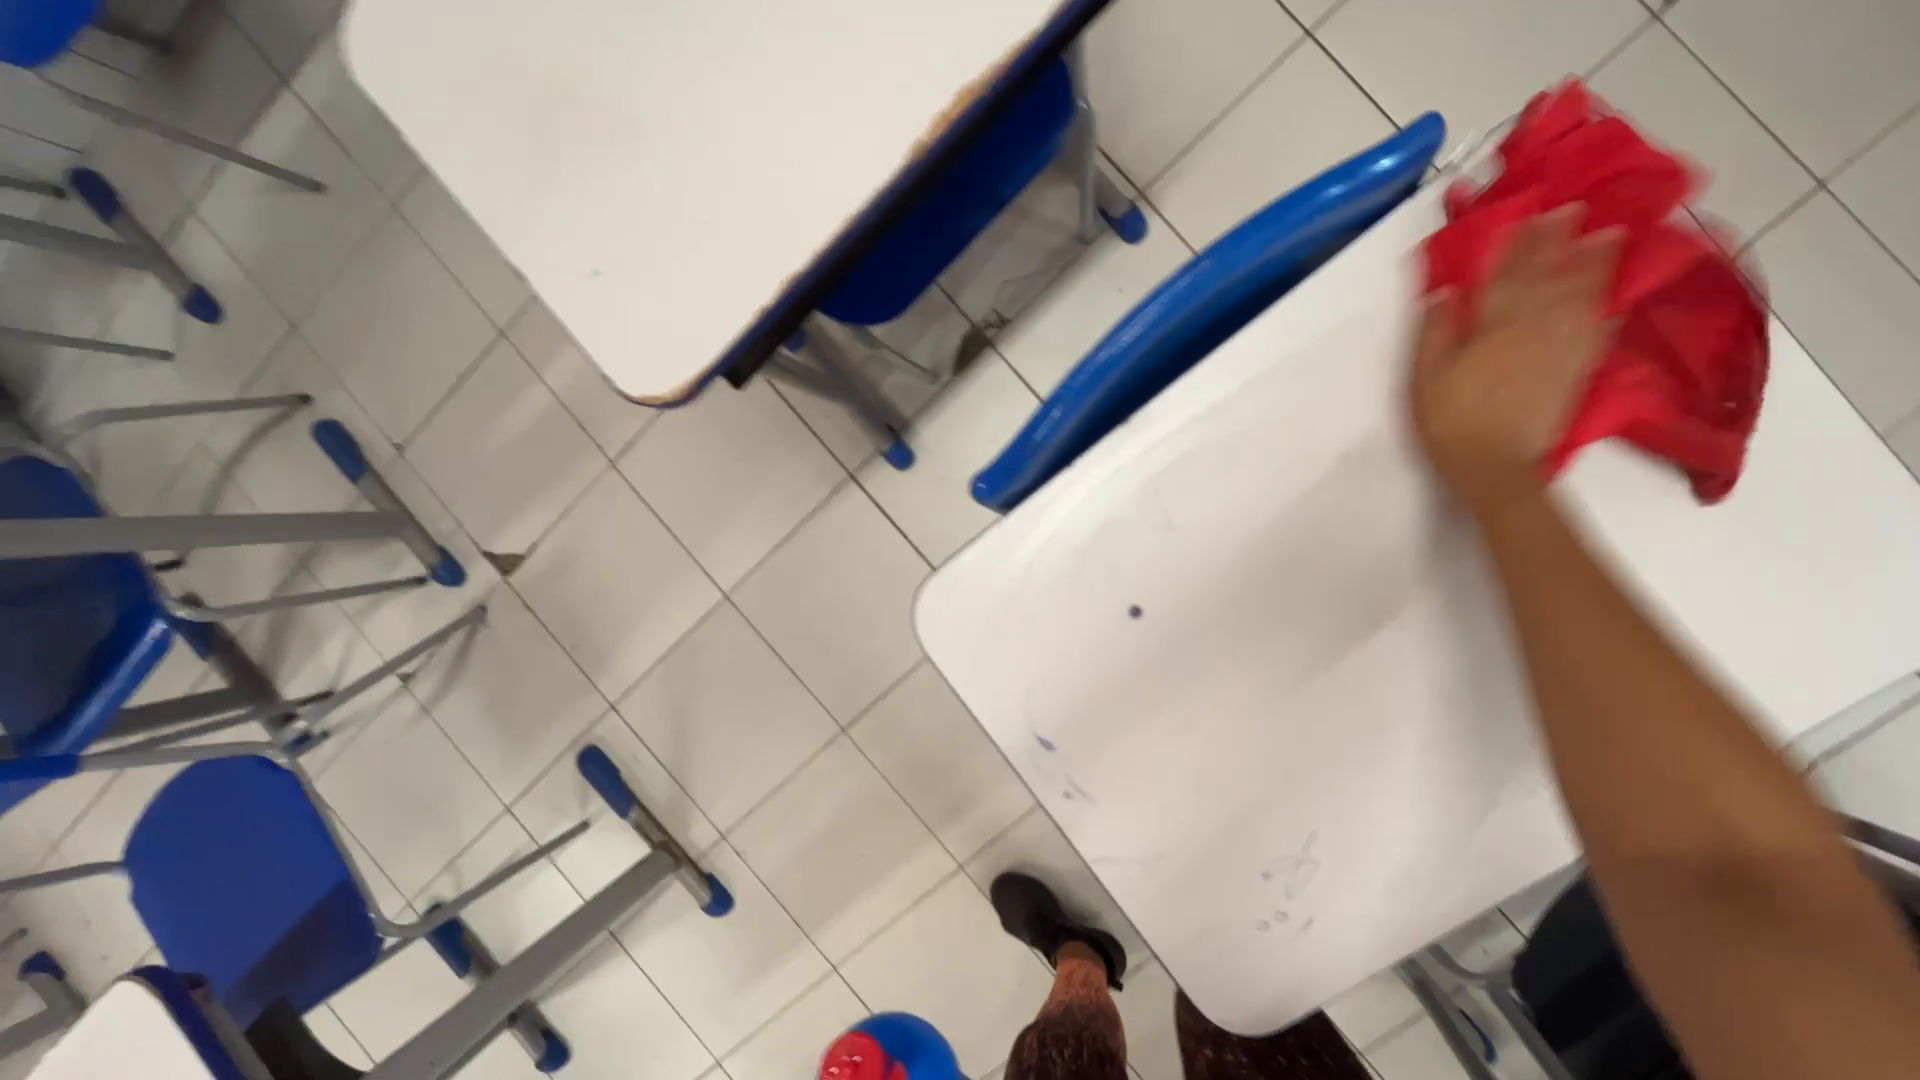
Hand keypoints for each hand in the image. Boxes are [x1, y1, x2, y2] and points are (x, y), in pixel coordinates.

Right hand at [1409, 207, 1621, 514]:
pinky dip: (1606, 310)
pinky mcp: (1574, 372)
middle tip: (1575, 210)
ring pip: (1579, 298)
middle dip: (1560, 243)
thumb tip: (1446, 290)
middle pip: (1547, 278)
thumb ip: (1436, 331)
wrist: (1495, 467)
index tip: (1534, 212)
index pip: (1507, 276)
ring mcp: (1560, 349)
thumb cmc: (1451, 420)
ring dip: (1593, 265)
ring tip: (1609, 236)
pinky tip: (1614, 297)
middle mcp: (1533, 329)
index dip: (1520, 243)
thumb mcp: (1426, 376)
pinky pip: (1596, 333)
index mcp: (1493, 327)